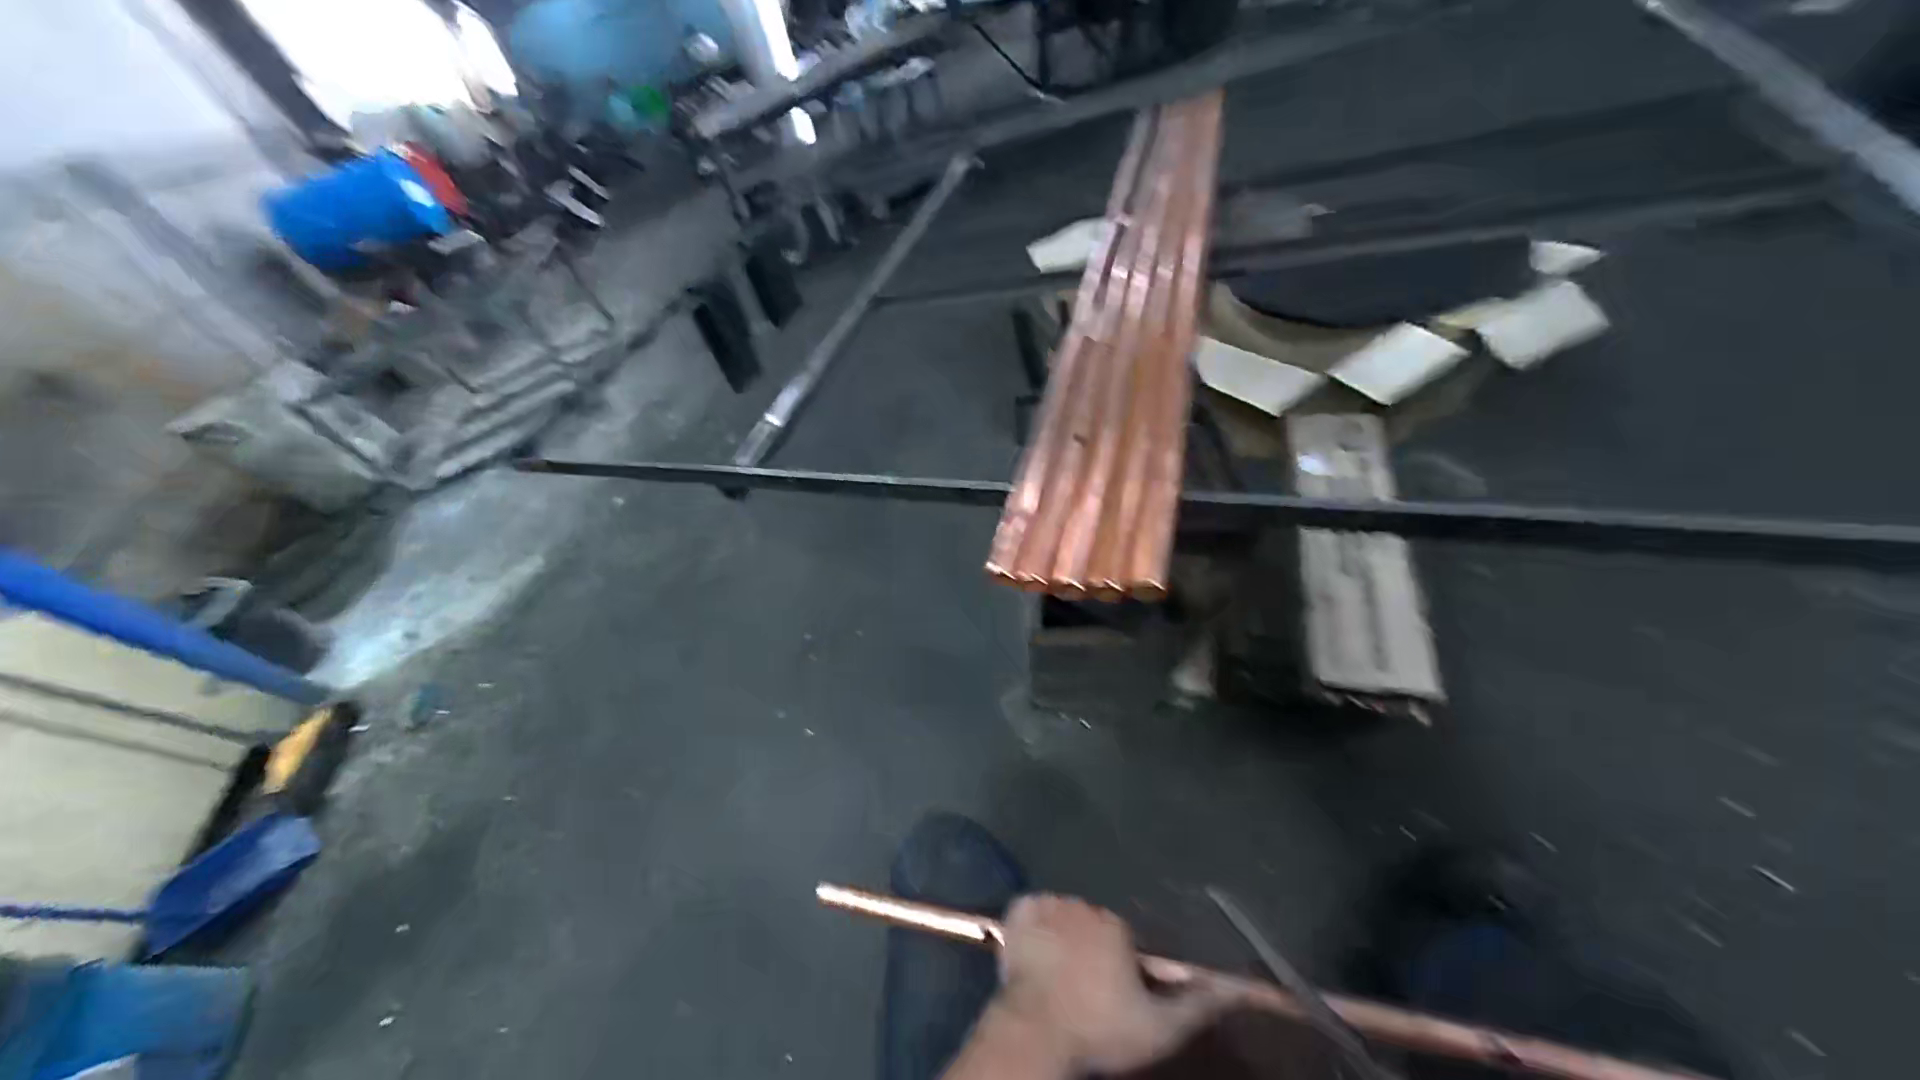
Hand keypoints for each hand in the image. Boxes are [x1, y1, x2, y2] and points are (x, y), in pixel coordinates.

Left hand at [991, 894, 1233, 1073]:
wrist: (1037, 1032)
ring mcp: (1048, 906)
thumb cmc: (1099, 1031)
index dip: (1117, 963)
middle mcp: (1083, 906)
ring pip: (1061, 913)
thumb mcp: (1158, 1028)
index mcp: (1116, 926)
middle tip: (1081, 983)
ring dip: (1061, 934)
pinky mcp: (1019, 913)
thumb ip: (1197, 1006)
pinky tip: (1034, 948)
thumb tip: (1230, 990)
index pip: (1121, 937)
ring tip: (1056, 971)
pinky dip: (1032, 924)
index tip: (1109, 990)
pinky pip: (1030, 909)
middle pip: (1090, 922)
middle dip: (1089, 946)